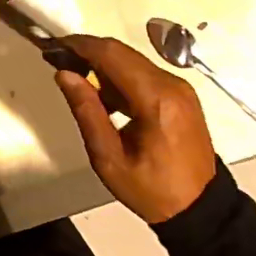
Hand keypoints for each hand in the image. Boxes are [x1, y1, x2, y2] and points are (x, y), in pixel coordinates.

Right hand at [53, 35, 216, 223]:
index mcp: (156, 99)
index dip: (81, 46)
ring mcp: (180, 88)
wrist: (200, 209)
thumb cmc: (151, 190)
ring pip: (134, 62)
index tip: (54, 47)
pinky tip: (104, 95)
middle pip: (123, 53)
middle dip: (89, 52)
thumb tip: (64, 74)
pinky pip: (145, 74)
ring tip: (77, 80)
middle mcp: (172, 84)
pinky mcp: (182, 95)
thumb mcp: (109, 158)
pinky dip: (121, 77)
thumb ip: (87, 111)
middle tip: (59, 61)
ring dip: (104, 64)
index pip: (113, 55)